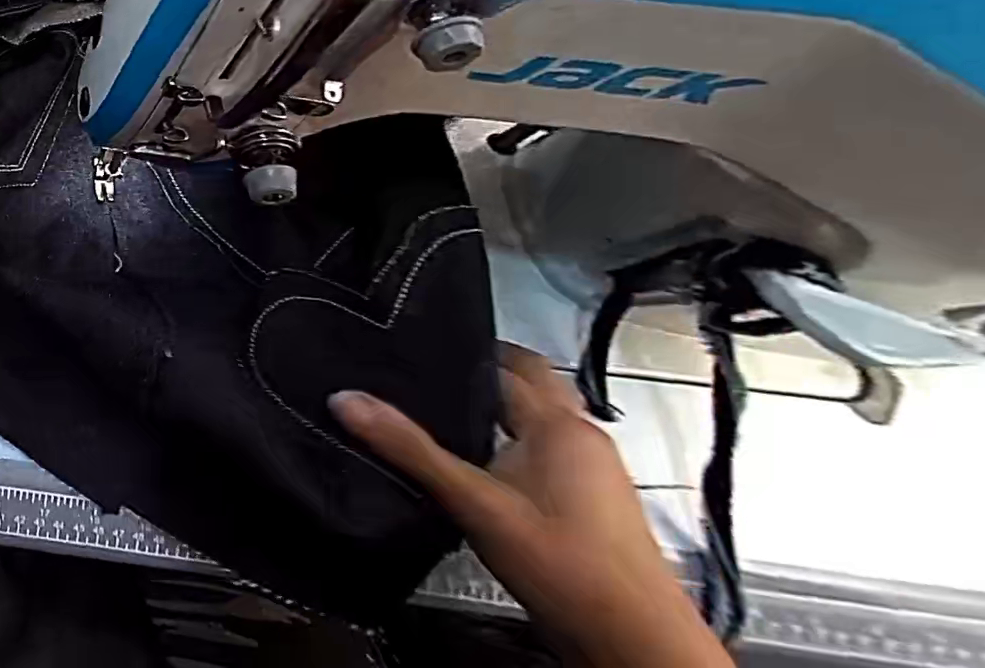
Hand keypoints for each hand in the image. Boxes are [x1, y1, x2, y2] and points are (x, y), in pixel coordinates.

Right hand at [329, 345, 731, 667]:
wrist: (637, 647)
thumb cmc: (561, 564)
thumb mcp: (472, 501)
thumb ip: (408, 448)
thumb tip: (346, 400)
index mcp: (556, 423)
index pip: (505, 364)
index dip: (464, 353)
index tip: (421, 347)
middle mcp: (583, 436)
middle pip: (533, 382)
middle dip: (489, 372)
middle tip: (434, 371)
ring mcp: (597, 471)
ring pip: (543, 418)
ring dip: (505, 408)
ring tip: (451, 411)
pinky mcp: (599, 503)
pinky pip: (552, 450)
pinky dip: (519, 441)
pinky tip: (488, 465)